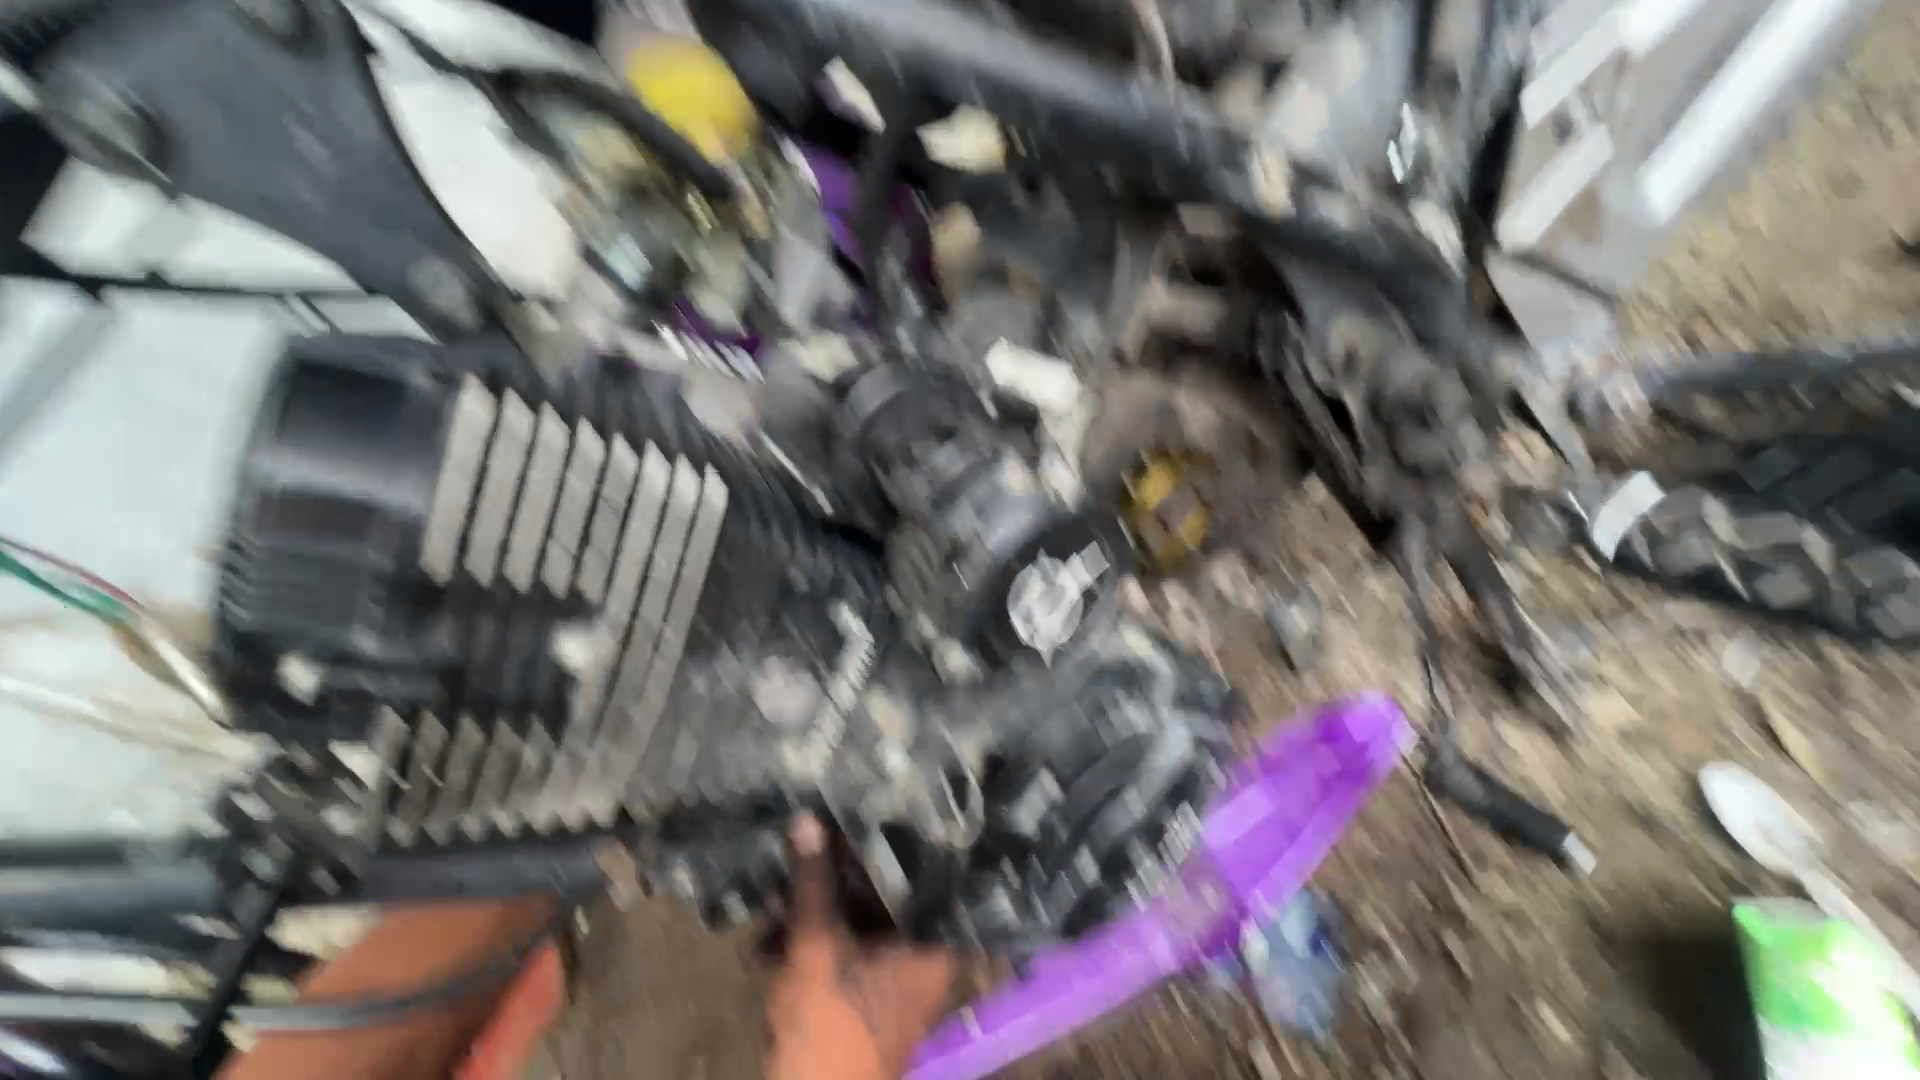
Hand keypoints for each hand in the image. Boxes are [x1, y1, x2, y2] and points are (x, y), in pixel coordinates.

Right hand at [764, 818, 956, 1079]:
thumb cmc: (829, 1025)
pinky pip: (838, 957)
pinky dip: (805, 949)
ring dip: (808, 917)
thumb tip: (807, 820)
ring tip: (773, 900)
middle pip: (878, 901)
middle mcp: (918, 960)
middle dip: (831, 884)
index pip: (920, 875)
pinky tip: (764, 944)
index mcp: (929, 945)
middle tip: (805, 851)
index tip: (866, 813)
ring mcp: (888, 984)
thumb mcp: (818, 946)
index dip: (890, 845)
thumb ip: (814, 883)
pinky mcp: (859, 1001)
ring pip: (851, 929)